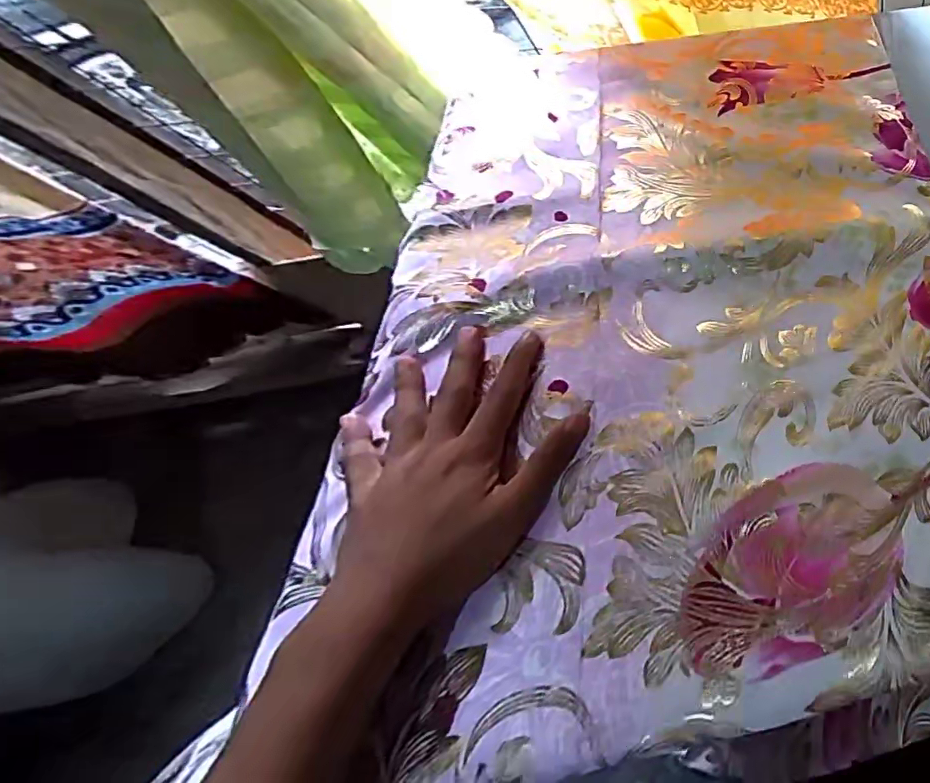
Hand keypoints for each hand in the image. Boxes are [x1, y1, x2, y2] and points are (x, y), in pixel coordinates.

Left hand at [332, 327, 588, 633]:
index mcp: (474, 452)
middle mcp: (435, 449)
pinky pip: (361, 458)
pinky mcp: (369, 493)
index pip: (502, 399)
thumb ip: (547, 461)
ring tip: (405, 359)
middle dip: (466, 363)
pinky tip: (349, 421)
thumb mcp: (516, 509)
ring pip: (405, 418)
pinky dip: (356, 437)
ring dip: (408, 387)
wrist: (383, 597)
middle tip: (470, 331)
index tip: (529, 336)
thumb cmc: (459, 553)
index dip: (518, 366)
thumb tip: (579, 414)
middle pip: (453, 397)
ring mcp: (397, 469)